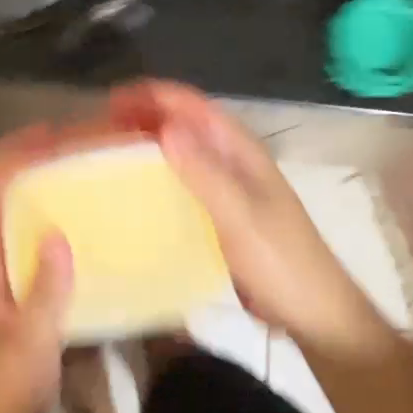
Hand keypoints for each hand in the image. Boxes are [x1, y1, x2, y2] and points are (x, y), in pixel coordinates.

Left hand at [0, 126, 76, 412]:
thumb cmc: (3, 389)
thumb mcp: (28, 348)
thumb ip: (43, 296)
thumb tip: (59, 235)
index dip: (13, 155)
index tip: (51, 134)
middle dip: (30, 155)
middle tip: (76, 139)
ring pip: (14, 205)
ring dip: (41, 176)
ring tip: (84, 162)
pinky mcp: (16, 281)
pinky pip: (30, 228)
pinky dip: (52, 207)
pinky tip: (85, 212)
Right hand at [109, 80, 393, 362]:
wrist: (317, 317)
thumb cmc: (283, 263)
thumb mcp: (242, 218)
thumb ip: (206, 174)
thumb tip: (164, 128)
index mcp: (239, 149)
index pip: (190, 104)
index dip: (151, 95)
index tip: (108, 102)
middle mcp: (230, 159)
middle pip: (180, 123)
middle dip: (140, 118)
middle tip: (95, 133)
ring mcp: (226, 187)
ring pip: (178, 153)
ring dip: (144, 147)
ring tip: (102, 159)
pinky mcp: (219, 216)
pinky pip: (180, 185)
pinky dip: (154, 180)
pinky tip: (129, 198)